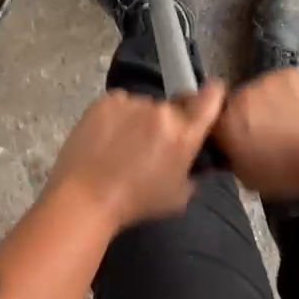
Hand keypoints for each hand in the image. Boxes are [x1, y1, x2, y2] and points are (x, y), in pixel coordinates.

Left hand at [46, 82, 226, 230]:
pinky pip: (120, 103)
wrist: (85, 199)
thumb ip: (193, 172)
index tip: (208, 99)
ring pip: (144, 105)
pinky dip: (117, 116)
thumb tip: (195, 162)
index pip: (211, 97)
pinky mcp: (106, 101)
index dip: (212, 95)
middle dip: (169, 120)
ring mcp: (133, 103)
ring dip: (140, 119)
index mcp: (185, 133)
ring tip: (122, 145)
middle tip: (152, 143)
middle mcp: (163, 111)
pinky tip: (106, 137)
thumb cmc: (135, 203)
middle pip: (174, 106)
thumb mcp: (179, 196)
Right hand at [213, 71, 298, 199]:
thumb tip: (229, 152)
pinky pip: (279, 83)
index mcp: (226, 124)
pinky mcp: (287, 74)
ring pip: (258, 92)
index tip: (236, 140)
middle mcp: (239, 97)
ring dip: (265, 103)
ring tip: (286, 120)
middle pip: (236, 104)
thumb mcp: (249, 179)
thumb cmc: (289, 171)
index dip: (224, 131)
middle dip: (246, 115)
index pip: (213, 122)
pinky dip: (286, 93)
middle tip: (265, 132)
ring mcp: (264, 81)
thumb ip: (232, 161)